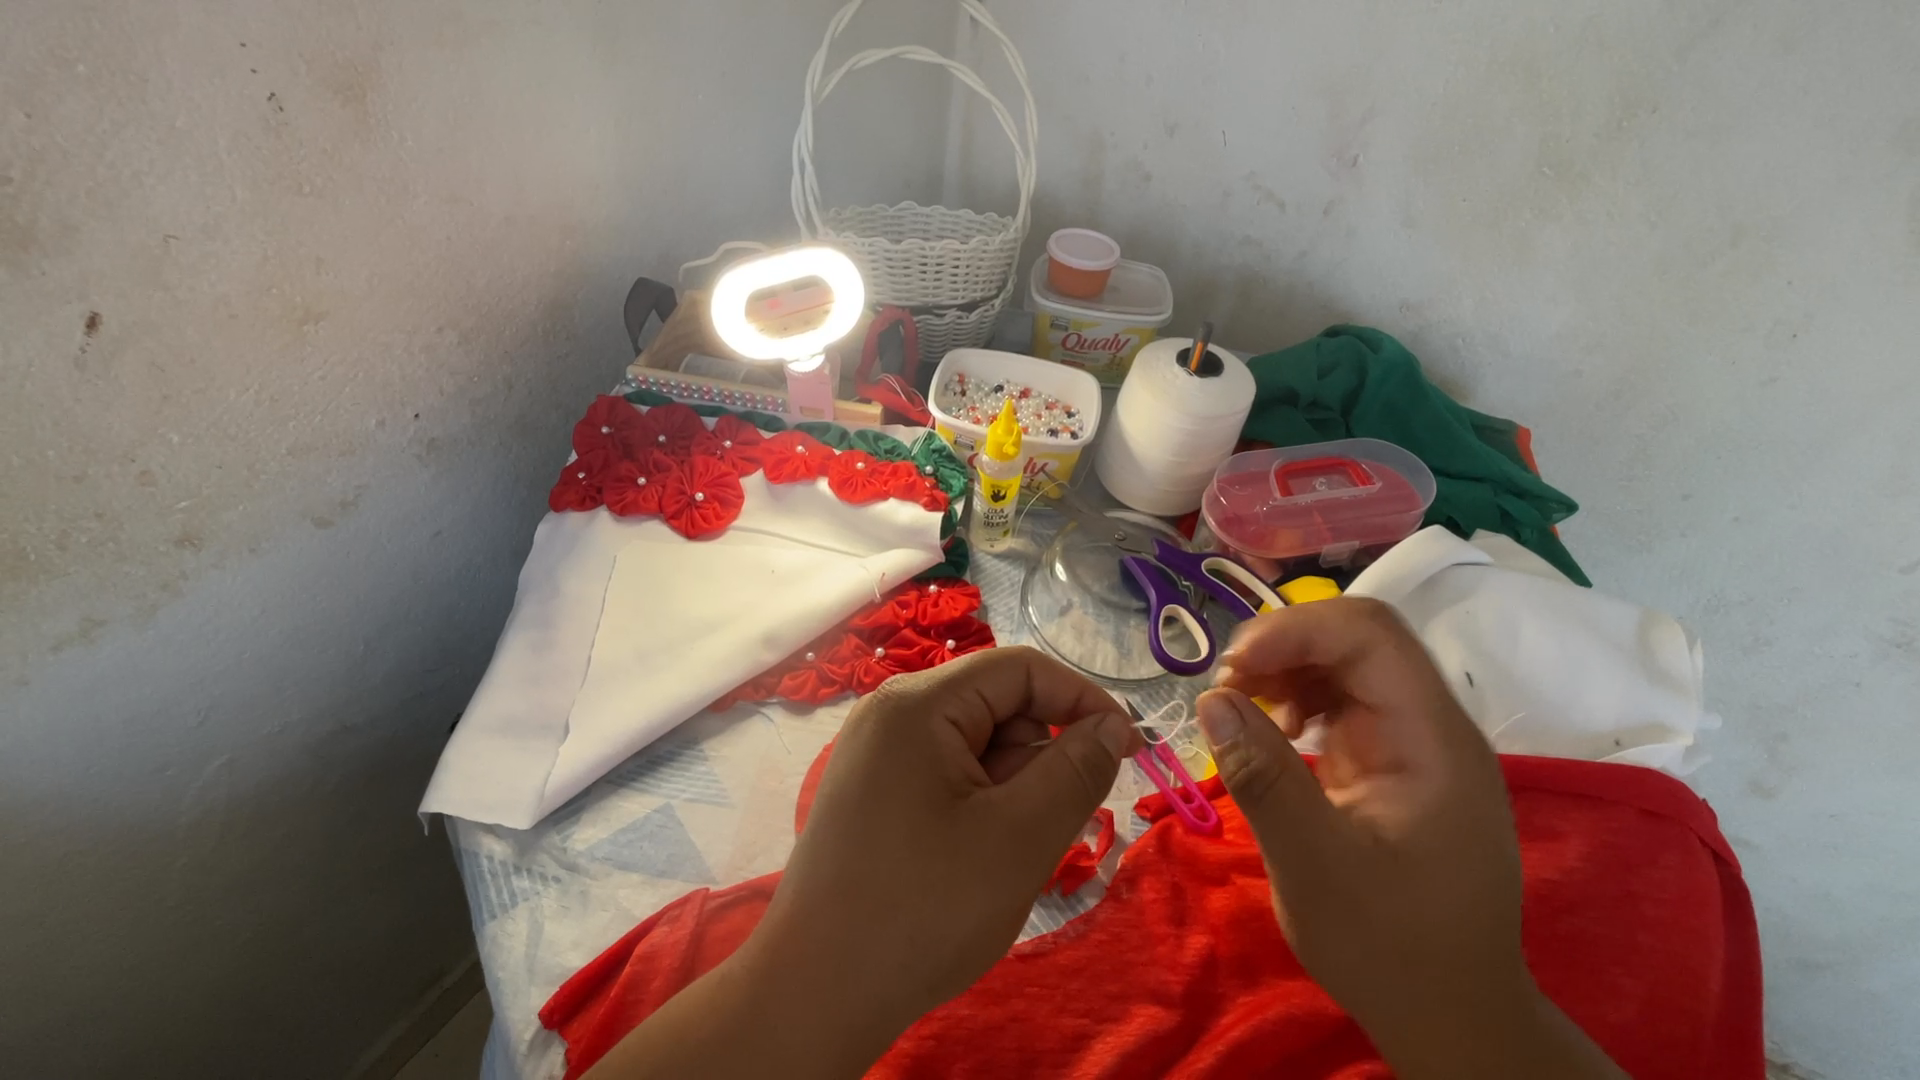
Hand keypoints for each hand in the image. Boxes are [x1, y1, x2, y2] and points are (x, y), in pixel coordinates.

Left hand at [757, 645, 1140, 1021]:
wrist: (816, 994)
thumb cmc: (924, 909)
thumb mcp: (1020, 838)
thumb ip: (1076, 771)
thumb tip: (1112, 729)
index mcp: (918, 704)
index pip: (1020, 670)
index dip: (1081, 700)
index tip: (1125, 753)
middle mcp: (890, 713)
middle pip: (996, 705)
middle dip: (1039, 756)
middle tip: (1046, 828)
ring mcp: (875, 753)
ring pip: (975, 745)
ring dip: (1011, 789)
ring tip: (1002, 856)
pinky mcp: (872, 791)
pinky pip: (946, 774)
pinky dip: (980, 805)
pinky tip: (973, 860)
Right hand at [1203, 598, 1624, 1078]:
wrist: (1451, 1014)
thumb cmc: (1390, 949)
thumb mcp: (1315, 867)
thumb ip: (1264, 778)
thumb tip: (1211, 700)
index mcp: (1432, 739)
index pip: (1370, 636)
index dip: (1294, 630)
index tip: (1230, 669)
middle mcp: (1430, 725)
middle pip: (1358, 639)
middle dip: (1283, 645)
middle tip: (1225, 687)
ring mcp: (1412, 742)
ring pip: (1346, 663)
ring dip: (1284, 668)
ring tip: (1238, 705)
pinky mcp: (1391, 761)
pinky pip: (1341, 701)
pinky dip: (1295, 699)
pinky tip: (1271, 728)